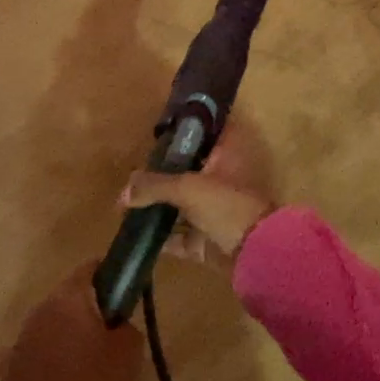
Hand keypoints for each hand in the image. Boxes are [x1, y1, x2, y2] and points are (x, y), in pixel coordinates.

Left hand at [0, 263, 144, 380]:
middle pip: (67, 295)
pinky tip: (53, 371)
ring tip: (80, 357)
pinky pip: (29, 348)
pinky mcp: (8, 365)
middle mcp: (40, 310)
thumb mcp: (130, 348)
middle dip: (85, 305)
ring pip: (48, 320)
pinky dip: (42, 354)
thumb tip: (113, 316)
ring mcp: (20, 337)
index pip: (89, 268)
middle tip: (105, 330)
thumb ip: (124, 319)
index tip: (120, 292)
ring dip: (63, 329)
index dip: (107, 275)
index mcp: (69, 299)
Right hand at [121, 138, 277, 266]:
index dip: (190, 125)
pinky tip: (137, 236)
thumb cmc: (227, 206)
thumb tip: (123, 192)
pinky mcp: (208, 239)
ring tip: (128, 201)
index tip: (164, 126)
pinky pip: (180, 236)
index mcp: (227, 154)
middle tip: (137, 167)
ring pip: (184, 203)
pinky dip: (162, 237)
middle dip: (166, 170)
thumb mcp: (187, 188)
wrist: (256, 255)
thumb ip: (154, 186)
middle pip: (191, 167)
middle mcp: (222, 178)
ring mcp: (216, 210)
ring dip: (161, 205)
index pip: (210, 129)